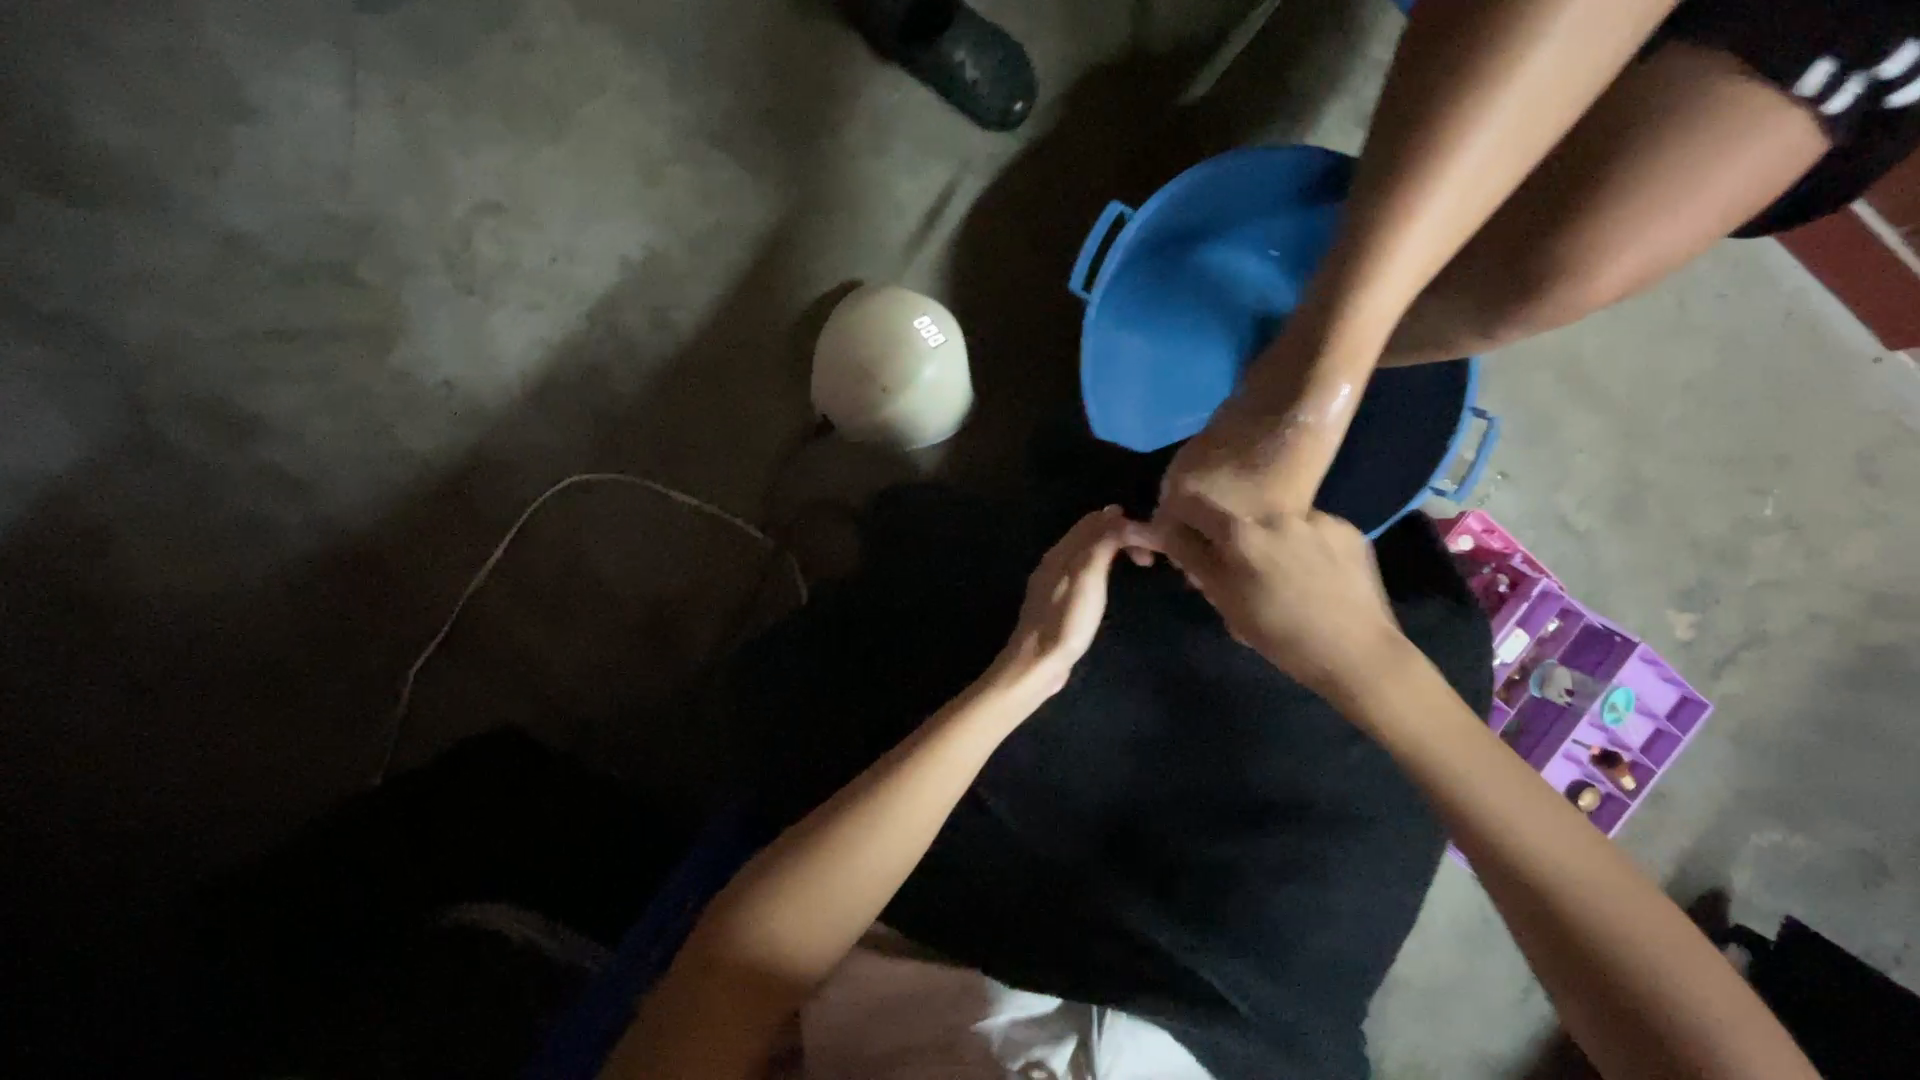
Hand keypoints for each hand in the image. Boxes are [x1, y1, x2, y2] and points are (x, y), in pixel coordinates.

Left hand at [993, 506, 1154, 697]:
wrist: (1038, 662)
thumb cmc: (1067, 620)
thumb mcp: (1088, 575)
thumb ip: (1100, 542)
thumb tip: (1115, 512)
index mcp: (1062, 551)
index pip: (1097, 520)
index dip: (1127, 525)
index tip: (1153, 545)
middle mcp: (1055, 560)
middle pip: (1091, 532)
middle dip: (1122, 534)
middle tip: (1149, 556)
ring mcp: (1054, 581)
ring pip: (1087, 551)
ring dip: (1114, 550)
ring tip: (1139, 564)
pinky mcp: (1057, 601)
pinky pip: (1083, 570)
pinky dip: (1103, 567)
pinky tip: (1110, 584)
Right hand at [1154, 500, 1406, 701]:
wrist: (1360, 654)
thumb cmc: (1281, 636)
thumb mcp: (1225, 601)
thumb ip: (1192, 559)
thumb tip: (1161, 530)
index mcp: (1241, 533)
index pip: (1193, 505)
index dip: (1183, 518)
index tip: (1186, 538)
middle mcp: (1277, 514)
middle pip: (1240, 519)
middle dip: (1236, 542)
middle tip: (1246, 579)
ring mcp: (1318, 519)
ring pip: (1280, 527)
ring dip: (1275, 546)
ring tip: (1289, 583)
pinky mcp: (1348, 531)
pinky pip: (1315, 533)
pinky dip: (1309, 550)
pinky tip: (1319, 581)